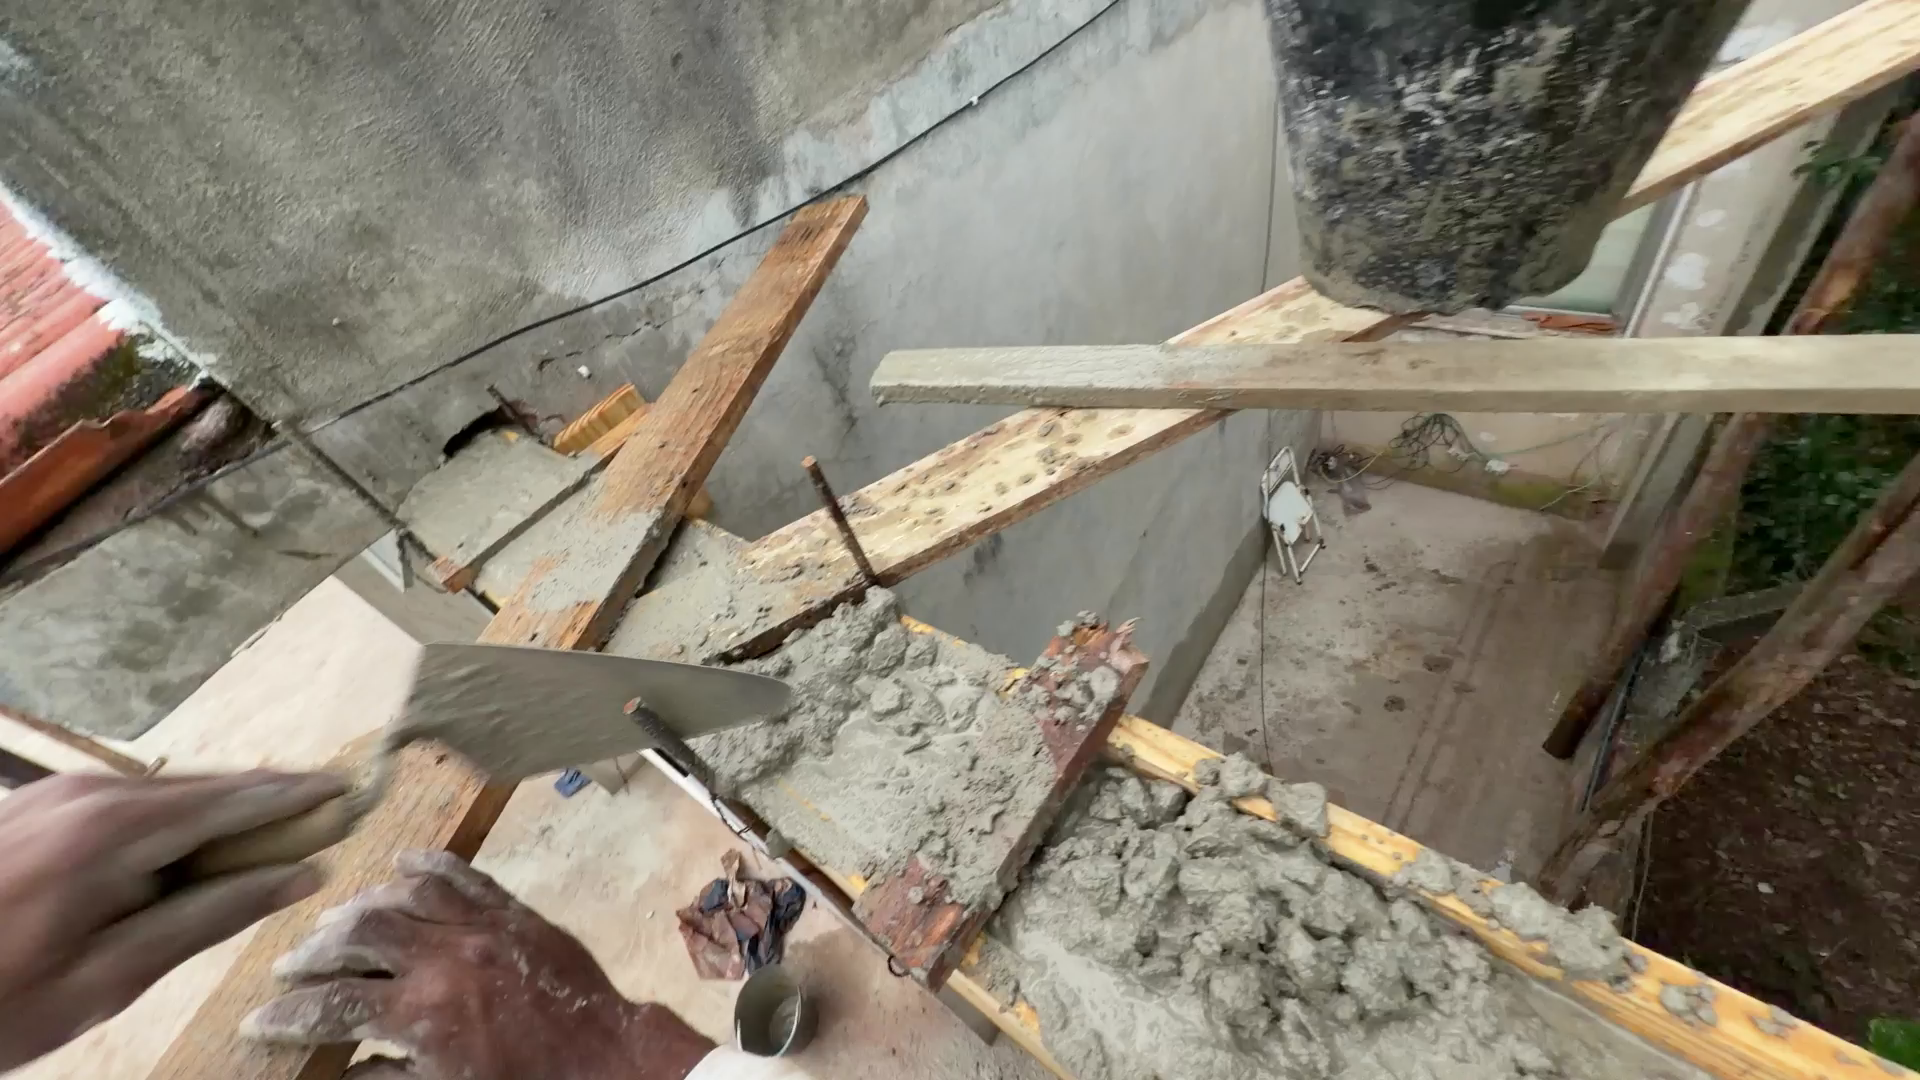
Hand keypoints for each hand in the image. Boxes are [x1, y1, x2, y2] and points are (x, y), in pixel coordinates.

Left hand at [0, 770, 344, 1070]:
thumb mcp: (104, 980)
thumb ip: (215, 915)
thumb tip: (307, 875)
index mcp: (117, 829)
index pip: (245, 798)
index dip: (307, 795)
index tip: (358, 791)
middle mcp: (94, 792)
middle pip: (216, 788)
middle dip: (269, 808)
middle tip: (314, 833)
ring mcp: (60, 793)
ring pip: (179, 792)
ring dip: (223, 817)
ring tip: (250, 854)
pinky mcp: (39, 803)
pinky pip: (137, 800)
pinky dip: (178, 822)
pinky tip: (182, 856)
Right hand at [242, 851, 715, 1079]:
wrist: (596, 1049)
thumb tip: (333, 1071)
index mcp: (423, 1011)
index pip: (333, 1005)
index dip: (287, 1014)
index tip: (258, 1019)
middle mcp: (449, 956)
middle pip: (364, 933)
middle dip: (317, 950)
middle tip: (291, 965)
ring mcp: (486, 925)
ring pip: (411, 894)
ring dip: (365, 905)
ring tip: (335, 921)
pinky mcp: (515, 911)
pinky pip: (469, 876)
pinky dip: (432, 864)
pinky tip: (404, 861)